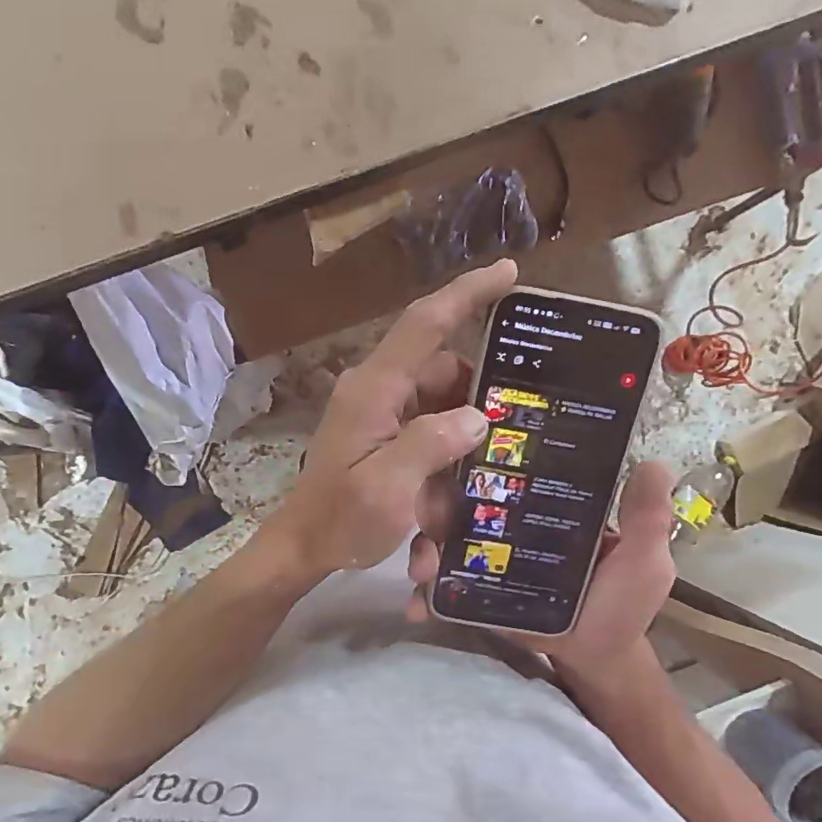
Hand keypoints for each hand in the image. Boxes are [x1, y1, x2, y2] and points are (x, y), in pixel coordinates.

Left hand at [260, 260, 519, 575]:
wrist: (304, 549)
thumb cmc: (340, 520)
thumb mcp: (388, 487)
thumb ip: (431, 444)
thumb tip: (476, 416)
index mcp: (375, 390)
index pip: (425, 324)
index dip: (467, 293)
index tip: (509, 271)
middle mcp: (380, 392)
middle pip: (446, 373)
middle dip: (480, 401)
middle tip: (516, 429)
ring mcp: (384, 416)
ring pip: (445, 410)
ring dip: (461, 450)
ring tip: (472, 489)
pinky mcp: (388, 438)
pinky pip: (431, 439)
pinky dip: (444, 470)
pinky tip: (440, 518)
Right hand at [407, 458, 678, 680]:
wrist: (593, 659)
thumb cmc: (622, 604)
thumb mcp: (646, 560)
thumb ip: (648, 518)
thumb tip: (651, 462)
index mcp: (547, 503)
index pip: (510, 470)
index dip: (483, 457)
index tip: (458, 445)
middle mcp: (512, 522)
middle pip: (464, 501)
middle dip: (436, 503)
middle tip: (427, 513)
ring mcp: (490, 556)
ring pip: (444, 540)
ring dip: (424, 548)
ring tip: (421, 567)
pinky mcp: (476, 590)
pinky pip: (444, 586)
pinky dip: (425, 594)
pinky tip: (416, 605)